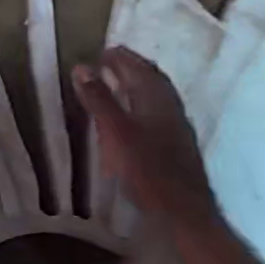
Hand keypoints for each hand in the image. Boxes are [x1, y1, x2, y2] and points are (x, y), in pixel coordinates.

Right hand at [70, 47, 219, 227]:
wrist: (182, 212)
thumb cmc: (146, 171)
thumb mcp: (115, 133)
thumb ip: (99, 100)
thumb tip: (82, 66)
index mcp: (157, 100)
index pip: (139, 69)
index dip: (121, 58)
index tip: (102, 51)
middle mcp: (170, 109)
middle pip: (152, 79)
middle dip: (131, 67)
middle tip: (110, 61)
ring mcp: (176, 128)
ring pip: (157, 96)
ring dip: (138, 85)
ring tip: (119, 83)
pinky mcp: (176, 146)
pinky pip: (157, 112)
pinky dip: (142, 104)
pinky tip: (134, 117)